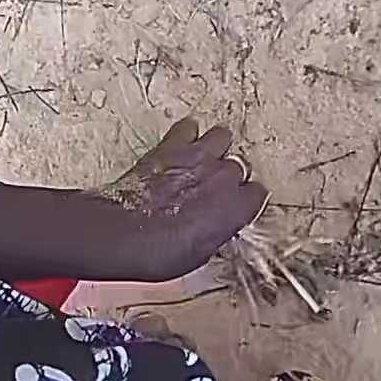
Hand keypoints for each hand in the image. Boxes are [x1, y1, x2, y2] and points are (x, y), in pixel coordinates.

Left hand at [91, 117, 267, 280]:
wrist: (124, 233)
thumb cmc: (158, 251)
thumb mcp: (200, 253)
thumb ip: (216, 229)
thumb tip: (216, 225)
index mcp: (236, 207)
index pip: (256, 193)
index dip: (243, 199)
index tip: (234, 204)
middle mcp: (223, 177)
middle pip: (239, 165)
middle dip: (227, 175)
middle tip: (212, 186)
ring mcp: (199, 157)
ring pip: (222, 136)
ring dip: (214, 147)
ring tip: (201, 159)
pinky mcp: (172, 145)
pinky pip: (188, 127)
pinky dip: (186, 134)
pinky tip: (180, 144)